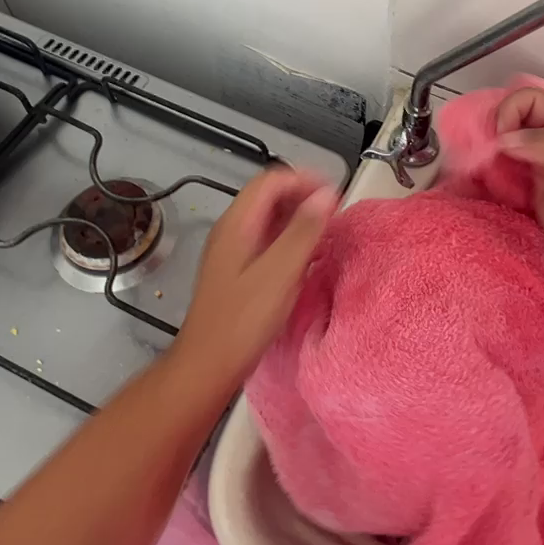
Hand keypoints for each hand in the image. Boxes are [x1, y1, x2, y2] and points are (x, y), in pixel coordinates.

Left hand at [175, 168, 337, 383]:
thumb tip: (326, 195)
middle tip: (335, 211)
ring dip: (299, 218)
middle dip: (304, 197)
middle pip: (269, 196)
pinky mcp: (239, 271)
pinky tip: (310, 256)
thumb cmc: (242, 320)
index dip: (304, 180)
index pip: (271, 181)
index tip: (334, 193)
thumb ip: (304, 231)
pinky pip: (268, 241)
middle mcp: (232, 231)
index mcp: (237, 224)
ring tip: (328, 230)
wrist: (208, 365)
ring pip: (270, 219)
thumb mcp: (280, 272)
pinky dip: (291, 239)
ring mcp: (234, 251)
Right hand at [496, 88, 543, 290]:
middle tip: (485, 158)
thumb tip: (504, 139)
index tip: (502, 139)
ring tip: (480, 176)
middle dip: (492, 135)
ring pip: (504, 151)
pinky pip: (504, 180)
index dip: (510, 111)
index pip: (529, 100)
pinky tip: (485, 190)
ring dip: (487, 159)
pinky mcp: (532, 198)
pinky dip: (489, 181)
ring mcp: (541, 172)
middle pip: (511, 123)